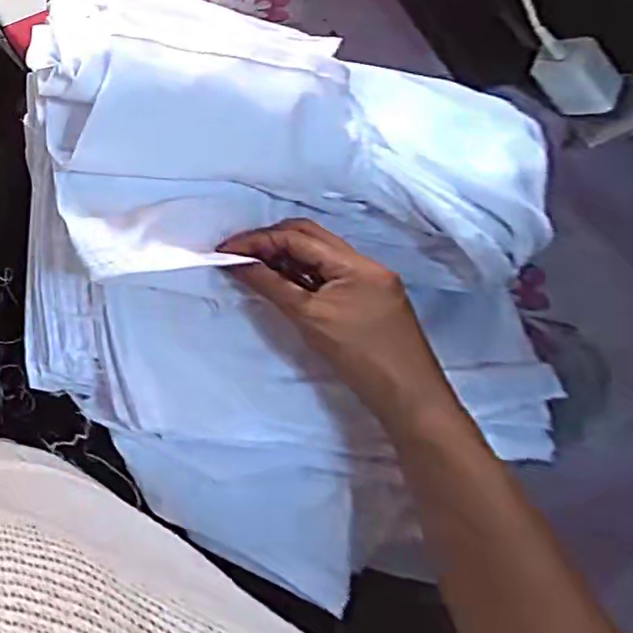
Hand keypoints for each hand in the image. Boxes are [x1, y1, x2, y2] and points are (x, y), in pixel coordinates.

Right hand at [219, 219, 460, 429]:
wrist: (409, 397)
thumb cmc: (358, 355)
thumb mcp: (306, 316)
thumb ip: (268, 282)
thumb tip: (233, 262)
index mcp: (357, 266)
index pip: (296, 238)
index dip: (255, 241)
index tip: (224, 252)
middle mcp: (366, 265)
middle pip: (307, 235)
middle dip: (267, 240)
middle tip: (236, 255)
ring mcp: (368, 279)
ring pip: (315, 251)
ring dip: (281, 254)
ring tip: (251, 267)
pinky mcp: (365, 294)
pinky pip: (323, 269)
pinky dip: (296, 269)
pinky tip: (277, 280)